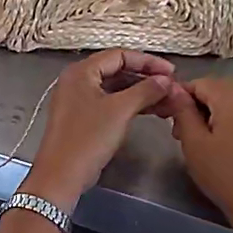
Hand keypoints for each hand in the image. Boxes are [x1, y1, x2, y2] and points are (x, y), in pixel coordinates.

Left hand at [20, 49, 176, 211]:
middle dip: (147, 79)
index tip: (171, 72)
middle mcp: (78, 82)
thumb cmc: (88, 138)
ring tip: (167, 102)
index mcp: (81, 72)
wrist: (61, 177)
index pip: (119, 55)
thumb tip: (167, 80)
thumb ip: (146, 90)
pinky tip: (151, 112)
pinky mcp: (83, 119)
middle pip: (118, 71)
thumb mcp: (120, 111)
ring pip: (116, 90)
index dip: (148, 61)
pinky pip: (111, 104)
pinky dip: (131, 106)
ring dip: (142, 94)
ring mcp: (79, 101)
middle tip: (171, 88)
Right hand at [165, 75, 232, 222]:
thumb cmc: (223, 172)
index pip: (199, 83)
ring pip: (227, 102)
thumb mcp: (194, 142)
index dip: (179, 98)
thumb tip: (173, 89)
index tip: (167, 119)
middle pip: (215, 91)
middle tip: (180, 135)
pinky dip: (225, 121)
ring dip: (209, 115)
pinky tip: (218, 144)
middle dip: (195, 107)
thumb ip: (183, 111)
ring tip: (198, 142)